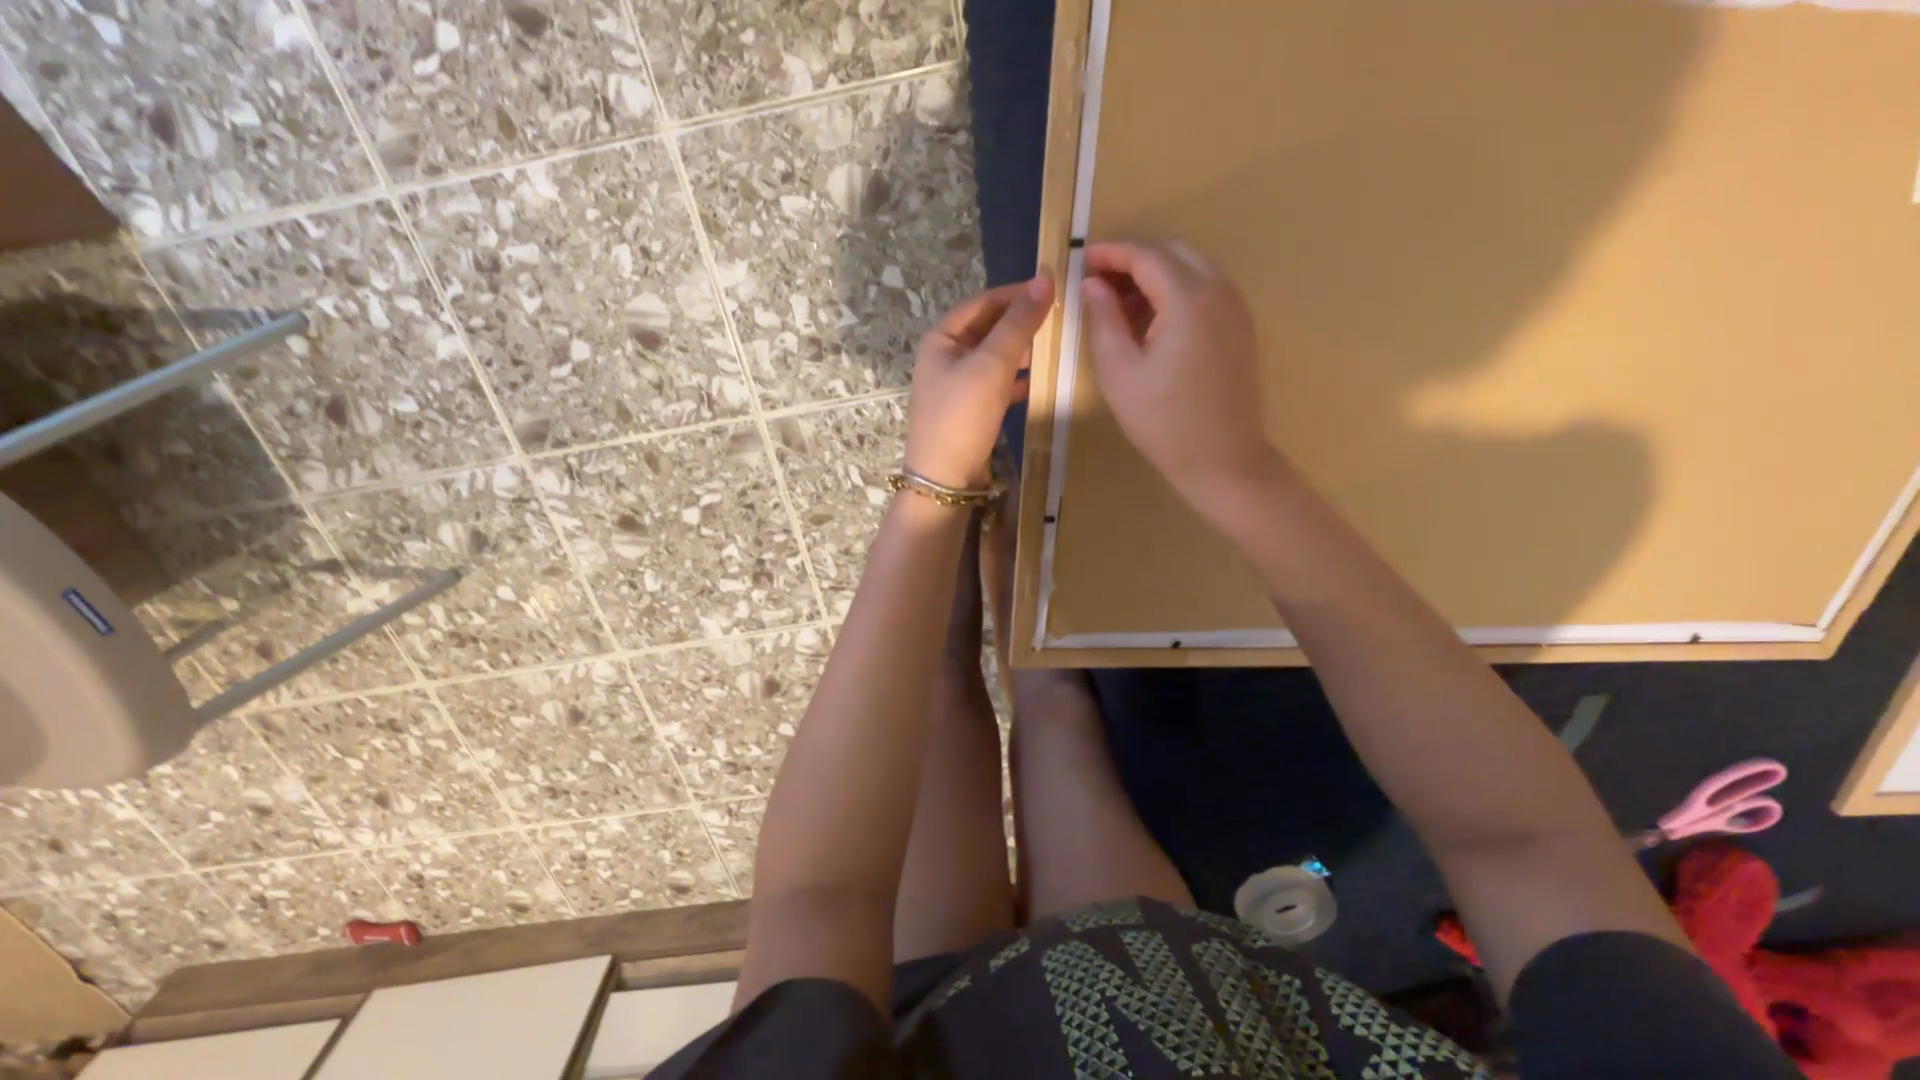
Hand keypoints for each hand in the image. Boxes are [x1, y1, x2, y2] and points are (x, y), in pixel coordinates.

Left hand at [903, 275, 1055, 489]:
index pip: (985, 301)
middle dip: (1023, 321)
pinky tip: (1042, 379)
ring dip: (1023, 349)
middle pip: (990, 326)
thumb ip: (1019, 324)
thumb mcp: (992, 365)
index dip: (1018, 293)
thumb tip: (1045, 280)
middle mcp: (946, 354)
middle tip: (1063, 317)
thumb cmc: (962, 416)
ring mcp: (957, 382)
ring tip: (1058, 344)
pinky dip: (1018, 377)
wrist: (945, 479)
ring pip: (996, 355)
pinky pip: (998, 382)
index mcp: (942, 337)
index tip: (1056, 289)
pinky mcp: (970, 407)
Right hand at [1082, 240, 1280, 513]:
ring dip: (1156, 274)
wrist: (1224, 461)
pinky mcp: (1241, 327)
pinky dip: (1177, 290)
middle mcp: (1220, 292)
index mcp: (1190, 300)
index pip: (1147, 255)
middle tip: (1098, 283)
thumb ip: (1104, 320)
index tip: (1081, 260)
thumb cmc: (1164, 422)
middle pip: (1174, 252)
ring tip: (1119, 304)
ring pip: (1193, 268)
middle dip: (1134, 259)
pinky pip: (1206, 290)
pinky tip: (1151, 320)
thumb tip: (1093, 285)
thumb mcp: (1120, 372)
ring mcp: (1236, 308)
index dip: (1111, 253)